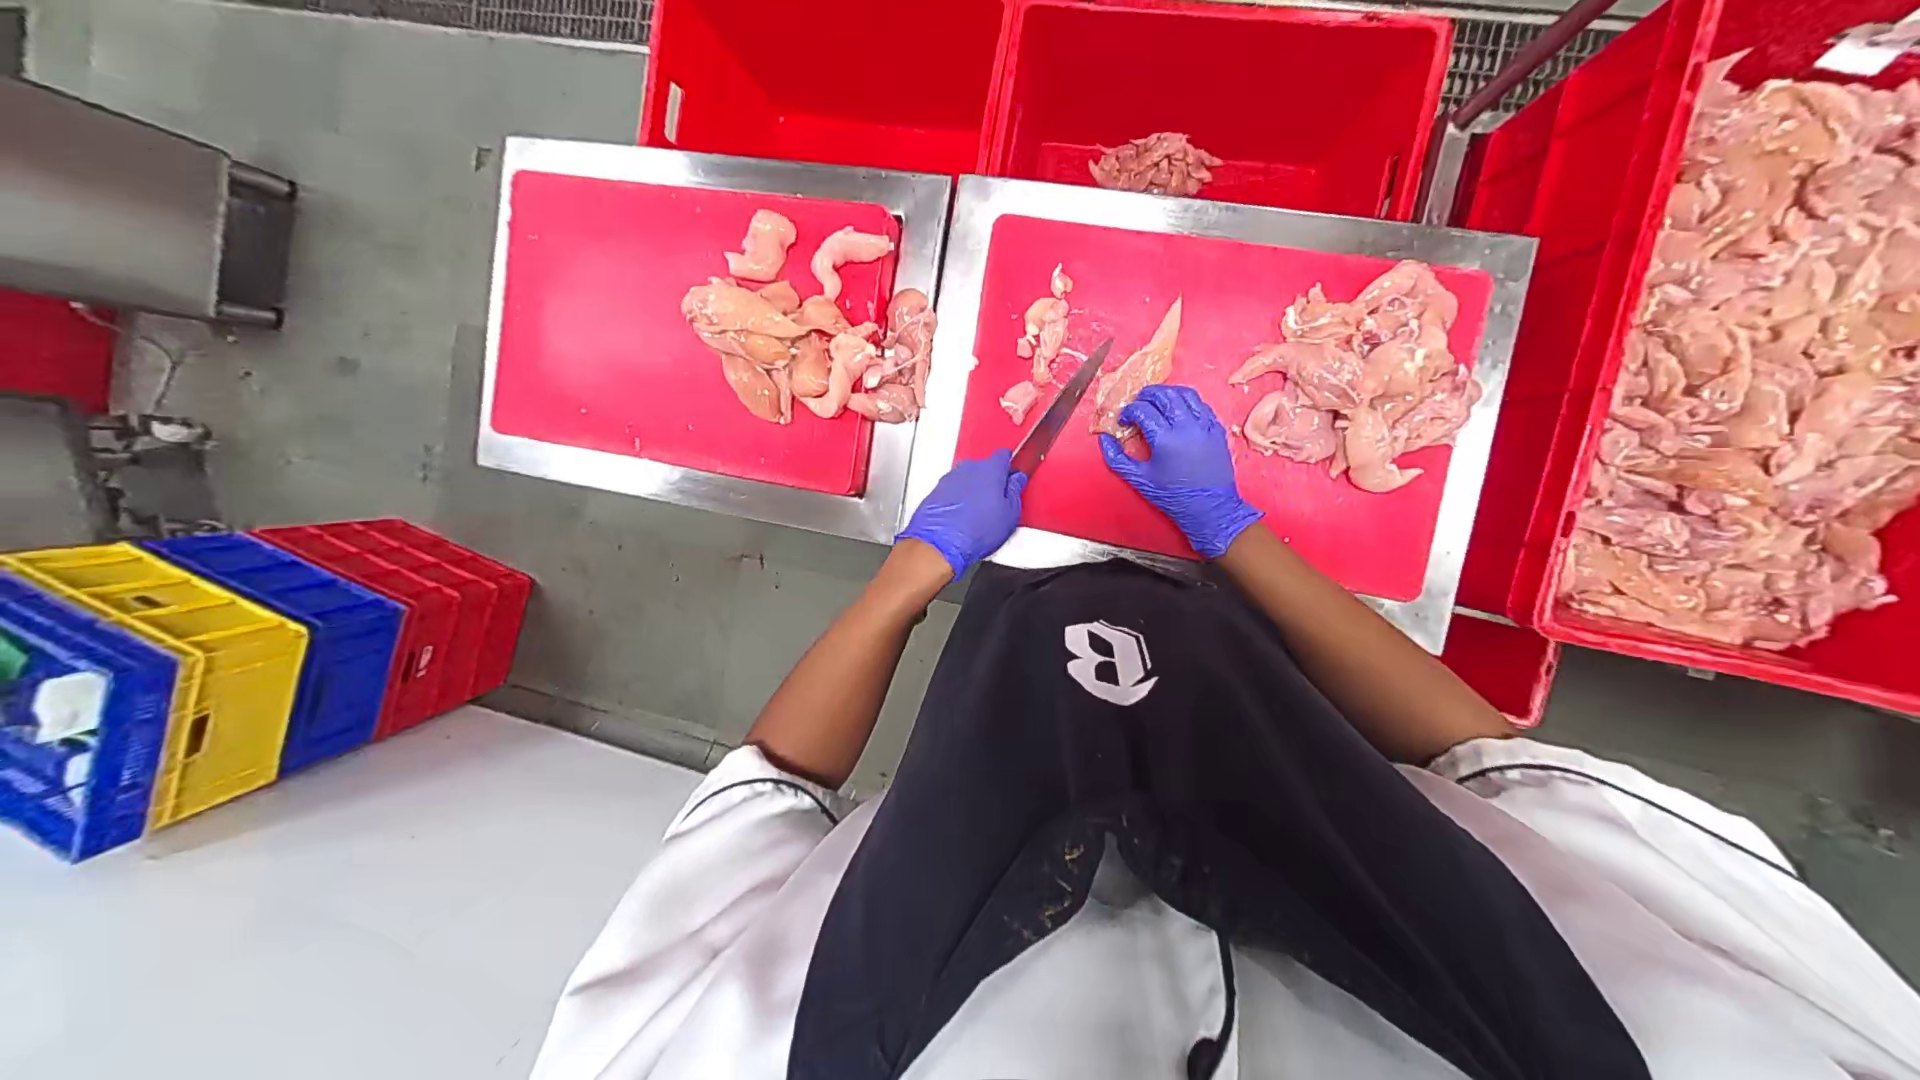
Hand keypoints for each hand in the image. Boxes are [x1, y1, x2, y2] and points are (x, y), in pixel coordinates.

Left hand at [897, 449, 1027, 577]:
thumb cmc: (975, 530)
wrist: (940, 544)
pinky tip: (961, 518)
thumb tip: (1017, 481)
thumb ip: (1015, 491)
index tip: (1012, 477)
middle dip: (990, 481)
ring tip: (977, 515)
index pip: (1003, 455)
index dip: (1009, 465)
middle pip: (984, 467)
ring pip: (966, 479)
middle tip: (997, 502)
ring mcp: (949, 479)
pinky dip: (957, 500)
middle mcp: (968, 468)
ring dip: (972, 490)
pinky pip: (952, 491)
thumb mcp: (1010, 514)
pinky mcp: (935, 491)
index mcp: (990, 469)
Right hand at [1100, 384, 1262, 557]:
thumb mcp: (1138, 480)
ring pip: (1185, 394)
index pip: (1143, 410)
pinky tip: (1178, 410)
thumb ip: (1116, 458)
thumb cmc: (1172, 496)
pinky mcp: (1216, 430)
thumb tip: (1105, 439)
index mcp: (1165, 439)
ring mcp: (1205, 426)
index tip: (1124, 420)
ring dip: (1168, 393)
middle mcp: (1186, 427)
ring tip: (1157, 400)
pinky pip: (1201, 405)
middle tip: (1137, 403)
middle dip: (1147, 395)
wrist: (1209, 508)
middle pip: (1164, 395)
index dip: (1129, 411)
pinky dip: (1187, 402)